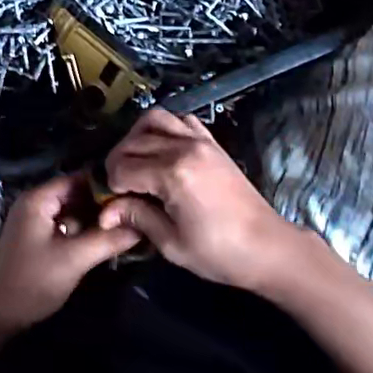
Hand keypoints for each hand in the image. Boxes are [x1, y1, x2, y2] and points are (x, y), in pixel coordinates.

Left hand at [0, 172, 141, 333]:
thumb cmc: (33, 282)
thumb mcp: (74, 260)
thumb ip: (107, 240)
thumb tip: (141, 226)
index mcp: (38, 198)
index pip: (77, 178)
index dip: (105, 185)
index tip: (132, 193)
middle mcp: (35, 202)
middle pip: (75, 193)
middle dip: (101, 203)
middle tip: (132, 211)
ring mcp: (34, 219)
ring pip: (71, 209)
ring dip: (94, 217)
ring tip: (124, 223)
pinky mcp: (36, 236)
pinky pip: (65, 223)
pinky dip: (82, 229)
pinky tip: (103, 239)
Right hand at [98, 109, 305, 292]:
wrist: (267, 246)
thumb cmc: (219, 253)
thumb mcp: (172, 243)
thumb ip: (137, 218)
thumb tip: (105, 212)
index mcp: (172, 173)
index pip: (123, 167)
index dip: (111, 184)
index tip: (112, 202)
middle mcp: (183, 147)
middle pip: (133, 141)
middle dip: (118, 161)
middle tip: (118, 186)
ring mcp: (199, 139)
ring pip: (154, 119)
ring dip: (137, 137)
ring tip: (136, 161)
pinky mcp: (211, 141)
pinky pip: (180, 119)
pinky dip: (165, 128)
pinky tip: (162, 150)